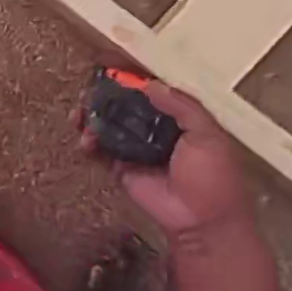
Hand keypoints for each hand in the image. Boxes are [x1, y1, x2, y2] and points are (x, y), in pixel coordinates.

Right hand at [78, 80, 254, 244]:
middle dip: (103, 96)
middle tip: (88, 92)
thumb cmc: (212, 175)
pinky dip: (89, 142)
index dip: (130, 79)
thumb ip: (181, 106)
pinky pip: (101, 150)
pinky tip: (85, 139)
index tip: (110, 68)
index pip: (149, 91)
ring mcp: (135, 147)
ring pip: (108, 124)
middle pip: (123, 104)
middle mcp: (152, 127)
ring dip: (91, 116)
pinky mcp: (121, 167)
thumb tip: (150, 83)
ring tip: (79, 115)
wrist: (202, 222)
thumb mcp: (207, 135)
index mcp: (175, 116)